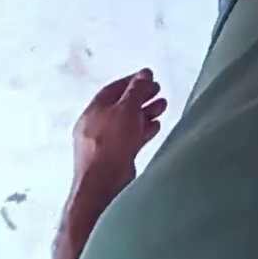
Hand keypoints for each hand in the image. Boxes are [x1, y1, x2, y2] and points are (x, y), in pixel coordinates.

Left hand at [72, 69, 166, 191]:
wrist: (102, 186)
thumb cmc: (112, 142)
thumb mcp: (126, 109)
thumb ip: (137, 89)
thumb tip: (145, 72)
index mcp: (94, 110)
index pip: (114, 88)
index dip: (133, 80)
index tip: (150, 76)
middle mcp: (96, 125)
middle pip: (122, 104)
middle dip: (142, 96)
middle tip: (159, 89)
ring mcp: (104, 142)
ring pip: (128, 121)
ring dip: (145, 112)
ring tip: (163, 106)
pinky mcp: (114, 157)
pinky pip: (130, 137)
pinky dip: (143, 129)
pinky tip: (156, 126)